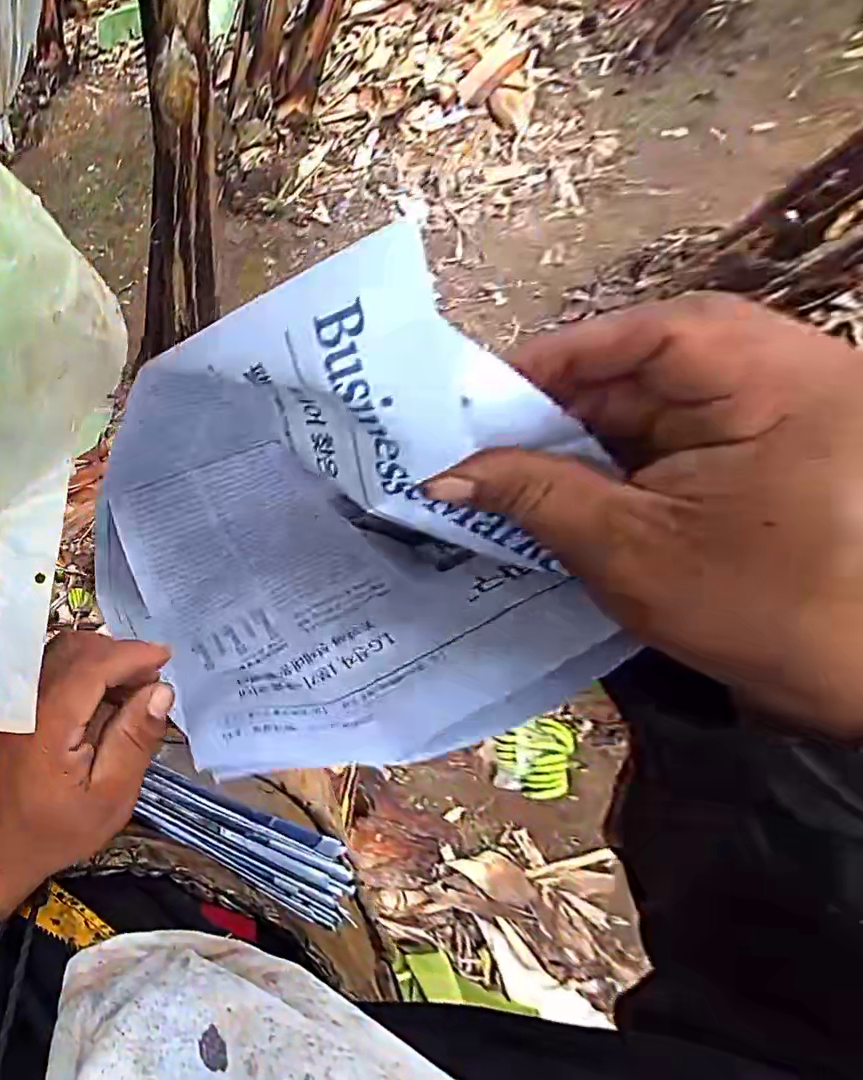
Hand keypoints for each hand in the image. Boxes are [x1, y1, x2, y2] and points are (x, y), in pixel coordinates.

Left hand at [0, 632, 173, 917]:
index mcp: (49, 720)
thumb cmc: (53, 829)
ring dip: (97, 659)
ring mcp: (13, 698)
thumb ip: (134, 739)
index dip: (131, 654)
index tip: (165, 657)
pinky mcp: (10, 703)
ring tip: (130, 690)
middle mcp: (26, 698)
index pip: (92, 664)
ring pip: (59, 653)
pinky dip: (77, 669)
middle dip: (117, 654)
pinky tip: (100, 697)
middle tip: (150, 682)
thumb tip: (160, 691)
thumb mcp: (109, 796)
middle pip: (75, 650)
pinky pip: (47, 667)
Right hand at [423, 293, 862, 736]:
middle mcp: (797, 388)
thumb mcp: (622, 547)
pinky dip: (599, 449)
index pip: (666, 333)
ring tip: (507, 464)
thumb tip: (438, 476)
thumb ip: (527, 494)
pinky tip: (553, 480)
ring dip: (571, 427)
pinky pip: (662, 428)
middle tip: (483, 435)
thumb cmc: (765, 609)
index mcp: (791, 393)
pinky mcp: (761, 451)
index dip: (567, 350)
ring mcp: (781, 419)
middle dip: (557, 395)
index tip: (485, 394)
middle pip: (652, 359)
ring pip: (650, 395)